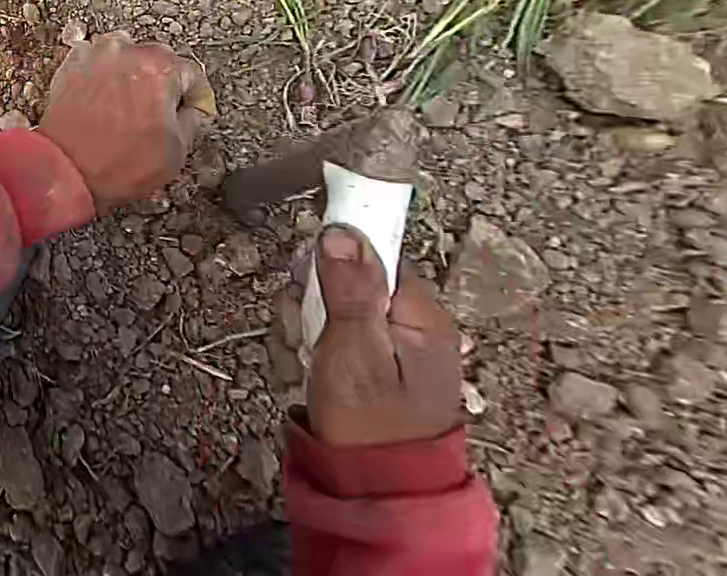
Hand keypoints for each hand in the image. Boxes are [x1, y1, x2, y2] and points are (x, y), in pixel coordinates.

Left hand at [37, 32, 213, 207]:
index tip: (194, 110)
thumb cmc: (118, 164)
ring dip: (133, 75)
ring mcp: (96, 56)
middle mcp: (127, 52)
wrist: (65, 172)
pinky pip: (98, 62)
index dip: (197, 97)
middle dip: (164, 84)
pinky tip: (105, 100)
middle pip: (160, 60)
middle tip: (159, 114)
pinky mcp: (72, 66)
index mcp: (160, 68)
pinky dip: (104, 76)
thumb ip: (192, 120)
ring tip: (129, 106)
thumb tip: (193, 109)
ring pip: (127, 57)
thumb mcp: (176, 150)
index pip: (192, 74)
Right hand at [308, 227, 461, 446]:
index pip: (376, 253)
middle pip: (351, 280)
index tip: (308, 277)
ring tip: (306, 355)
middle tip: (305, 328)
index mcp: (420, 314)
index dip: (337, 257)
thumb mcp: (355, 348)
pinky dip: (317, 345)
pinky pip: (336, 334)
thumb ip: (350, 288)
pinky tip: (309, 366)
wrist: (373, 495)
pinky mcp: (371, 364)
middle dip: (317, 298)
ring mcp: (391, 346)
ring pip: (336, 306)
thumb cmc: (369, 424)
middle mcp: (410, 325)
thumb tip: (341, 232)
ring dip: (310, 324)